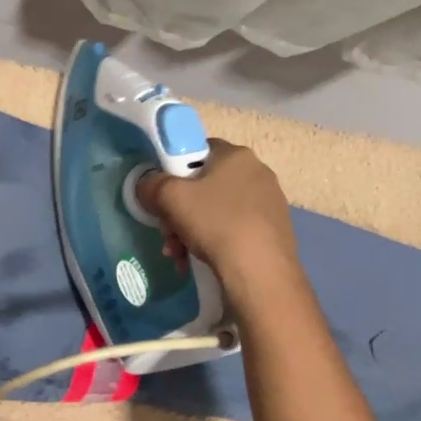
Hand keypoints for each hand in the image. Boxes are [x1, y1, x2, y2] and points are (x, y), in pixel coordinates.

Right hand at [135, 139, 298, 287]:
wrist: (259, 270)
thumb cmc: (214, 223)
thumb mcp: (169, 197)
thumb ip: (151, 184)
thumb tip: (148, 185)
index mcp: (236, 155)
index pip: (198, 150)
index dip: (174, 169)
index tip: (162, 193)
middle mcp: (258, 172)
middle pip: (204, 185)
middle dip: (179, 210)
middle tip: (166, 232)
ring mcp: (268, 202)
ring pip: (215, 210)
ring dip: (190, 230)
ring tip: (179, 254)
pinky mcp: (273, 229)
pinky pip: (231, 228)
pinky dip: (211, 241)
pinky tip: (198, 260)